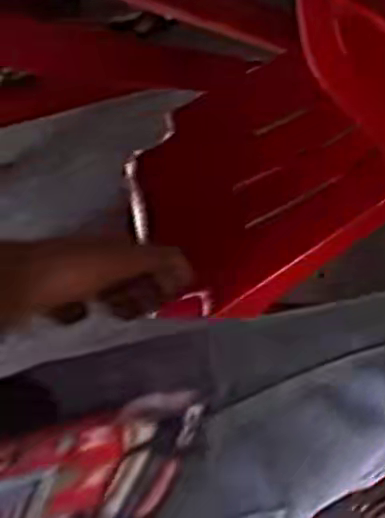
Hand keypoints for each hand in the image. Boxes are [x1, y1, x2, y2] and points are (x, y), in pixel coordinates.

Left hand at [0, 236, 193, 328]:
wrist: (6, 285)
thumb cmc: (74, 270)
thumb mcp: (131, 259)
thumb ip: (165, 260)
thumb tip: (189, 271)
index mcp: (125, 242)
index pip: (163, 255)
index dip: (176, 274)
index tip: (181, 294)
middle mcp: (102, 255)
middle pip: (136, 272)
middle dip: (150, 289)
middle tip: (156, 308)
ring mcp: (71, 276)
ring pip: (108, 289)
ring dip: (122, 302)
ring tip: (127, 316)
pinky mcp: (45, 298)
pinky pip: (75, 305)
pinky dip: (86, 312)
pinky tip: (85, 318)